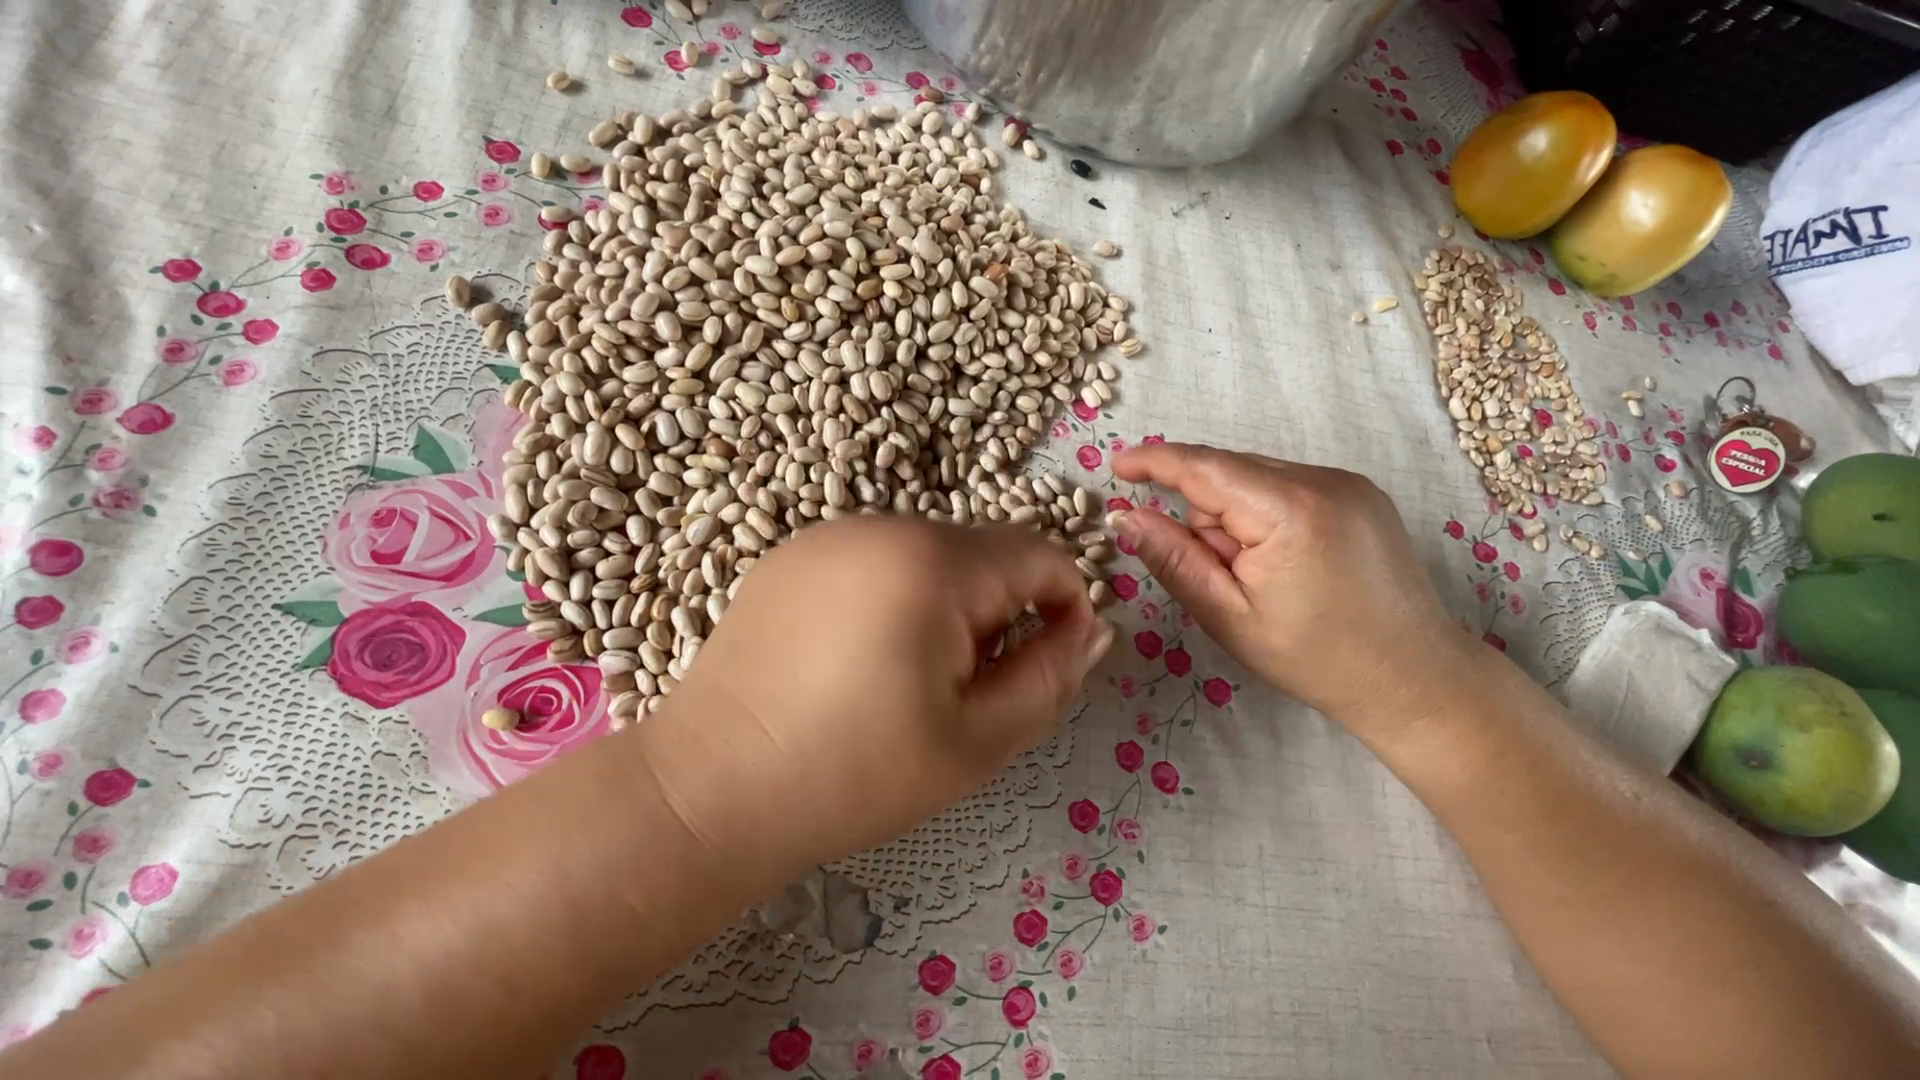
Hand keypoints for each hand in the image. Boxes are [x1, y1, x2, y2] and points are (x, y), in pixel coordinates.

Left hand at [633, 517, 1114, 885]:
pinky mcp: (788, 559)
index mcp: (933, 561)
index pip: (1040, 555)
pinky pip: (872, 565)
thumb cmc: (855, 775)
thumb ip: (1051, 677)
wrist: (711, 791)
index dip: (1065, 609)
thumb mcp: (978, 740)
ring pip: (927, 560)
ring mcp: (826, 536)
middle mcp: (880, 526)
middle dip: (998, 614)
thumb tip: (1092, 630)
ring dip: (945, 609)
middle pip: (983, 555)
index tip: (1043, 669)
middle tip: (964, 693)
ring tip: (905, 684)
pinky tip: (855, 666)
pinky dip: (891, 602)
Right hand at [1112, 443, 1468, 735]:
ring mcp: (1348, 482)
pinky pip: (1287, 487)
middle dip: (1205, 514)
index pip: (1205, 468)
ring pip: (1257, 480)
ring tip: (1259, 577)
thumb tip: (1126, 518)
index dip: (1157, 462)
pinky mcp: (1361, 493)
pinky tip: (1283, 562)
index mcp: (1289, 510)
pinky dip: (1266, 515)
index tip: (1118, 466)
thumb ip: (1174, 560)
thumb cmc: (1316, 658)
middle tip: (1218, 575)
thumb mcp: (1230, 616)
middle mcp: (1323, 479)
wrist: (1414, 677)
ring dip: (1237, 517)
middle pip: (1229, 472)